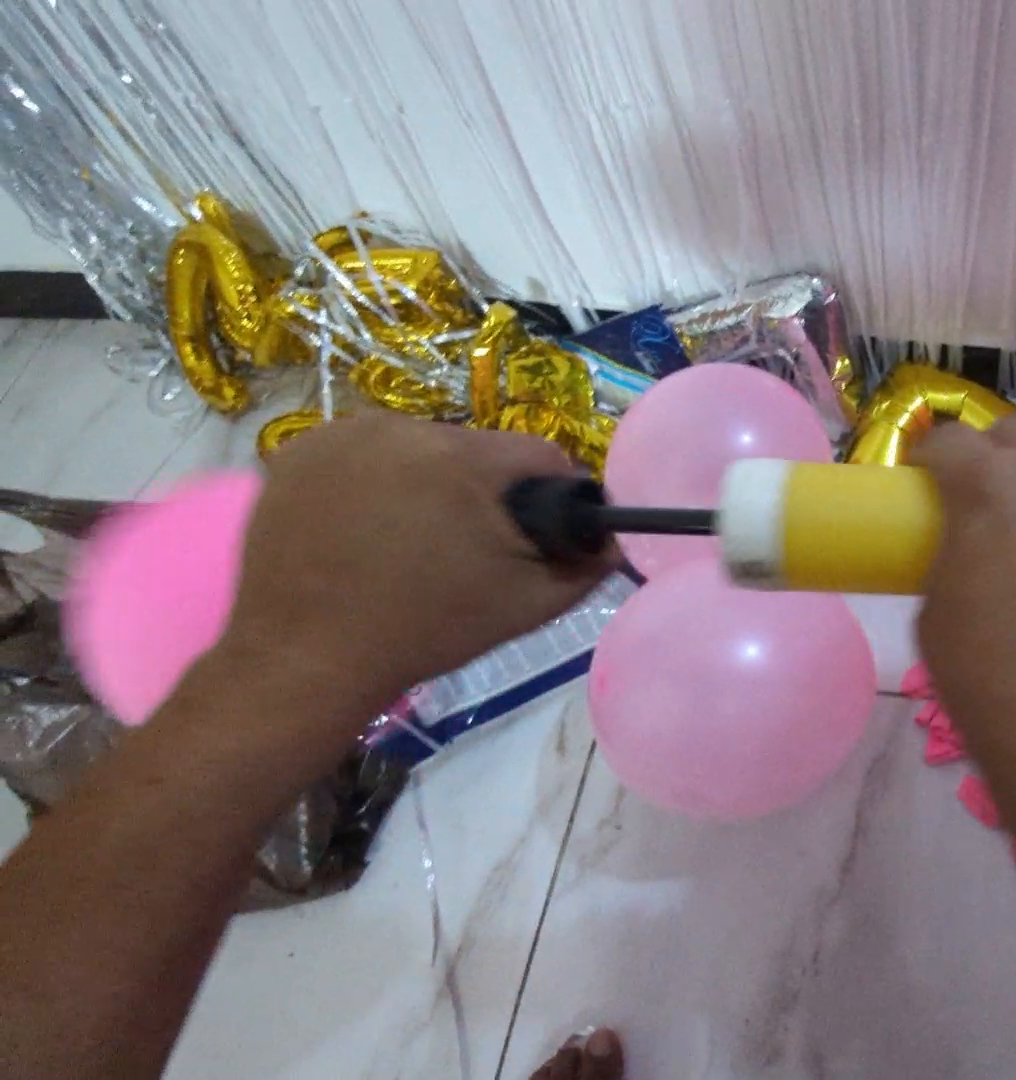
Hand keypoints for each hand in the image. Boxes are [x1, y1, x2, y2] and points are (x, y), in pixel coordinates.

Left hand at [213, 414, 618, 736]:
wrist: (305, 659)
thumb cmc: (430, 628)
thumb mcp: (532, 603)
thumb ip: (589, 565)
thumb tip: (614, 539)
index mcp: (463, 458)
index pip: (542, 454)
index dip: (552, 494)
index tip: (536, 535)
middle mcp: (400, 428)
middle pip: (481, 449)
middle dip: (490, 490)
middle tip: (475, 547)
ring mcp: (340, 436)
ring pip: (426, 448)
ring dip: (437, 481)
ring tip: (420, 538)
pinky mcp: (295, 452)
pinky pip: (370, 453)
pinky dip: (382, 479)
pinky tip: (373, 524)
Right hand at [914, 420, 1015, 773]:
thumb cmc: (986, 675)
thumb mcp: (934, 604)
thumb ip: (950, 548)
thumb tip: (965, 536)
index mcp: (987, 485)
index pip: (948, 440)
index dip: (931, 460)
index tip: (929, 482)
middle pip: (1014, 433)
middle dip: (992, 457)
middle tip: (992, 499)